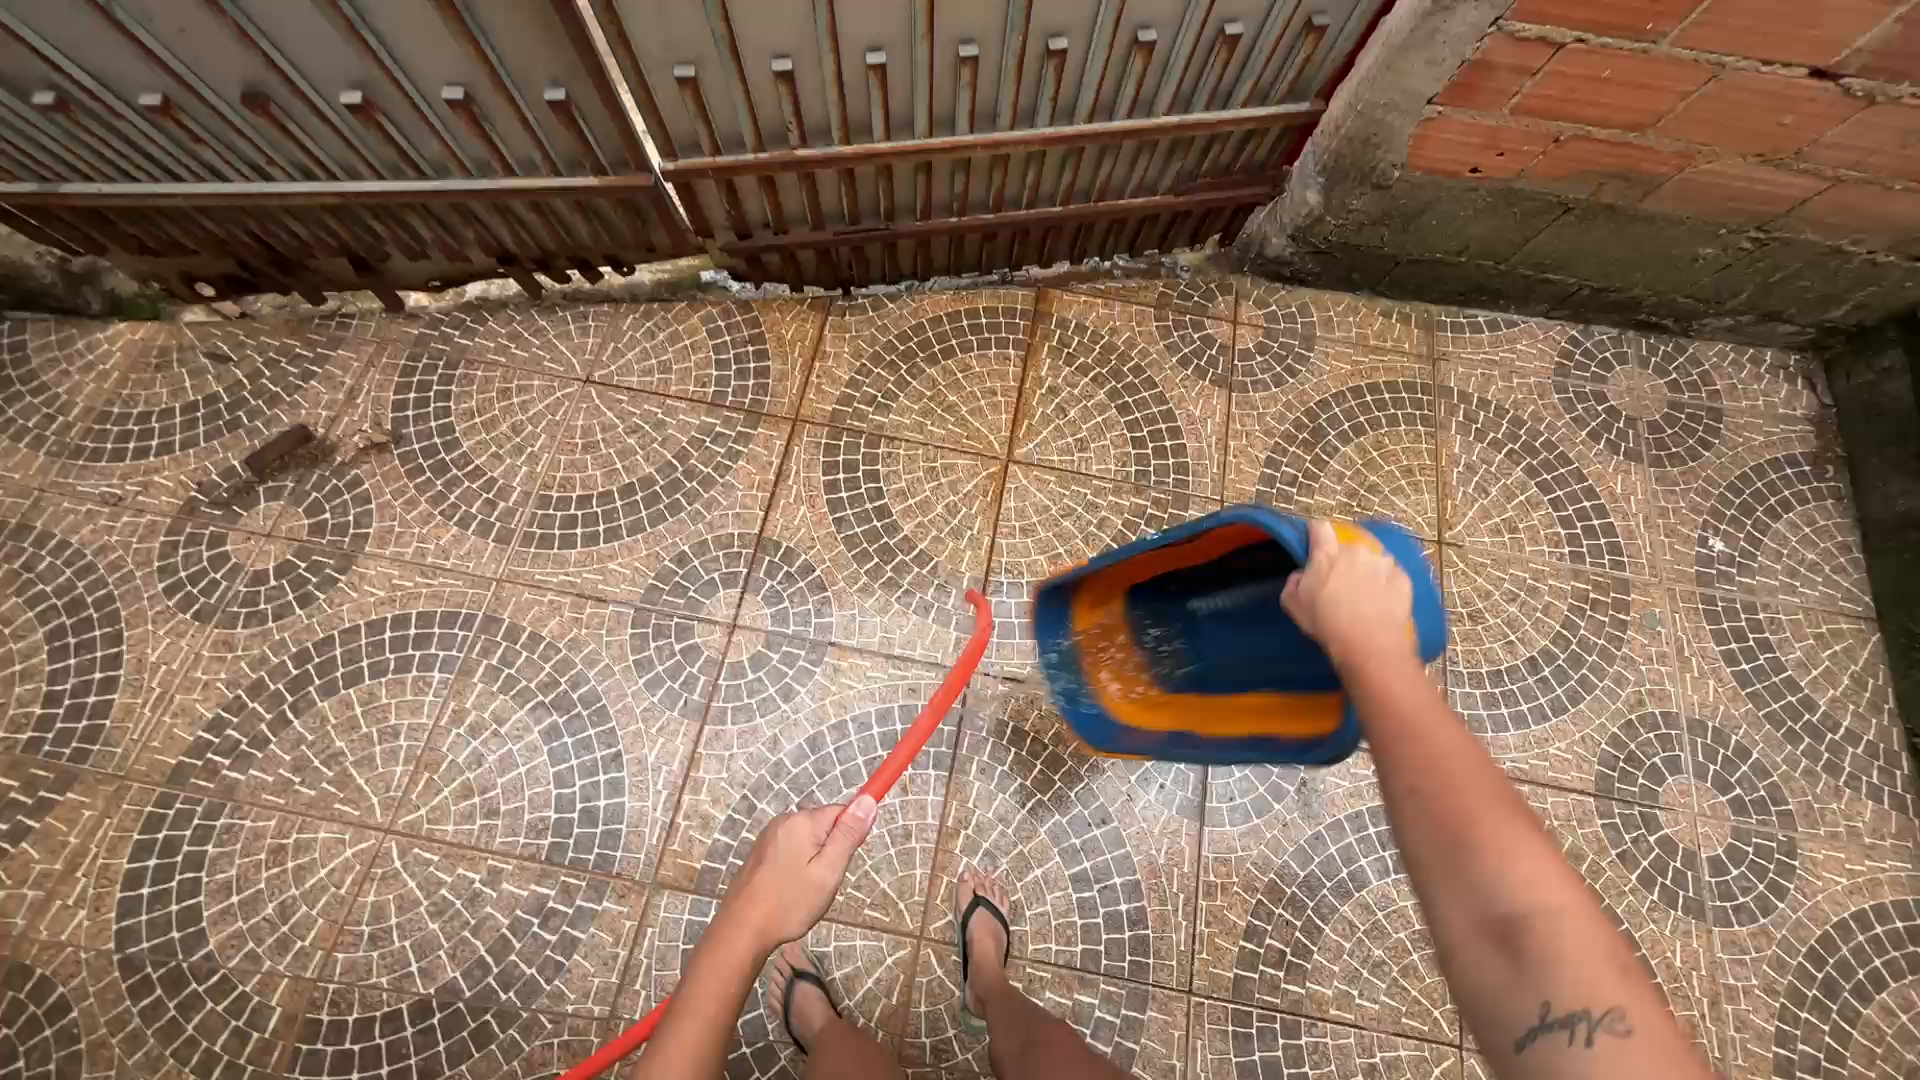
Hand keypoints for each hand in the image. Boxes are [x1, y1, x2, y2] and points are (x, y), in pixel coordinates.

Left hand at [716, 795, 877, 953]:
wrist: (741, 931)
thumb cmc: (789, 903)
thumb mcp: (827, 872)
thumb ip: (848, 835)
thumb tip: (868, 800)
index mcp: (802, 822)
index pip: (841, 812)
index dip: (849, 835)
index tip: (842, 862)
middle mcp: (784, 821)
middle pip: (824, 826)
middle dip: (830, 851)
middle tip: (823, 882)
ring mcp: (769, 836)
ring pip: (808, 839)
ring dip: (814, 860)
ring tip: (806, 890)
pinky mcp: (760, 852)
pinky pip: (791, 848)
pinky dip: (798, 865)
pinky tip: (791, 889)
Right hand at [1281, 519, 1415, 669]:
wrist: (1370, 644)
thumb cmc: (1326, 623)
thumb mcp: (1292, 605)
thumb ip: (1293, 582)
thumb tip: (1301, 574)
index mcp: (1327, 554)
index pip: (1319, 527)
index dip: (1316, 533)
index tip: (1314, 544)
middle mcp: (1356, 551)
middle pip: (1346, 547)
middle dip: (1342, 560)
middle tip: (1340, 583)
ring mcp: (1383, 562)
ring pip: (1371, 559)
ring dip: (1366, 570)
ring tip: (1364, 594)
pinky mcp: (1403, 576)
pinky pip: (1390, 574)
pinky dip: (1385, 583)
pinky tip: (1381, 602)